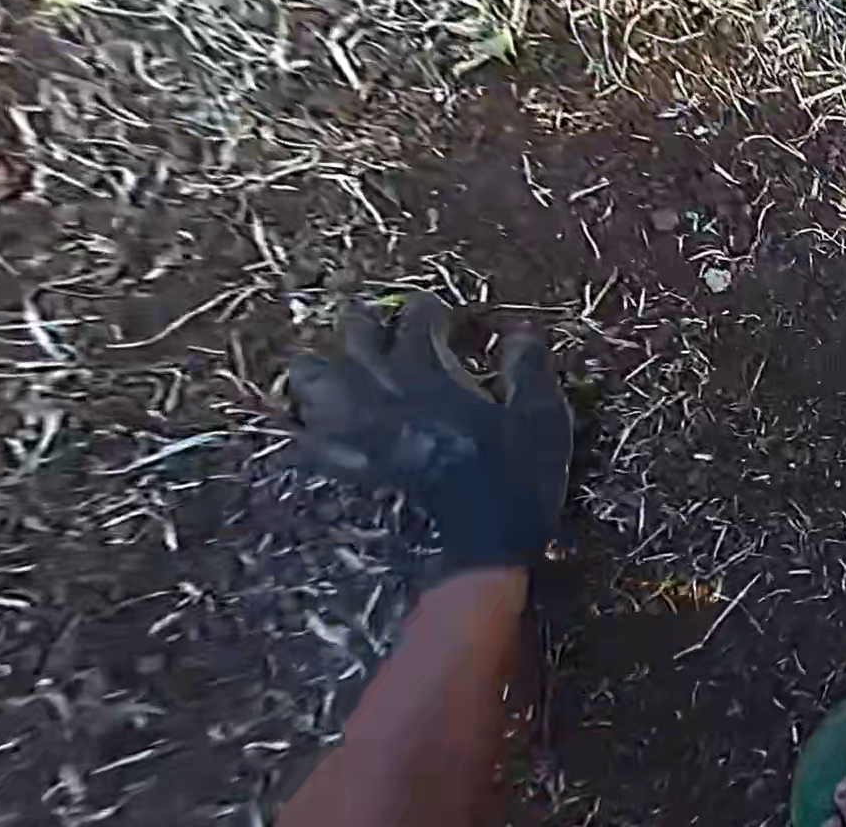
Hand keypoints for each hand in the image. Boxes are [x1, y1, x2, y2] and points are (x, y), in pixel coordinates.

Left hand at [286, 294, 572, 571]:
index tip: (441, 309)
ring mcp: (359, 430)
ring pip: (313, 381)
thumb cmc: (518, 468)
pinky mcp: (349, 464)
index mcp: (432, 376)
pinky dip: (305, 422)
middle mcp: (384, 395)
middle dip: (364, 321)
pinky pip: (304, 436)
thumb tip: (519, 332)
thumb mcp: (541, 413)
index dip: (427, 310)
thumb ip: (528, 367)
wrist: (484, 537)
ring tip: (341, 362)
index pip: (418, 323)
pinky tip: (315, 422)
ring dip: (325, 364)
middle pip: (355, 340)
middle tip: (377, 317)